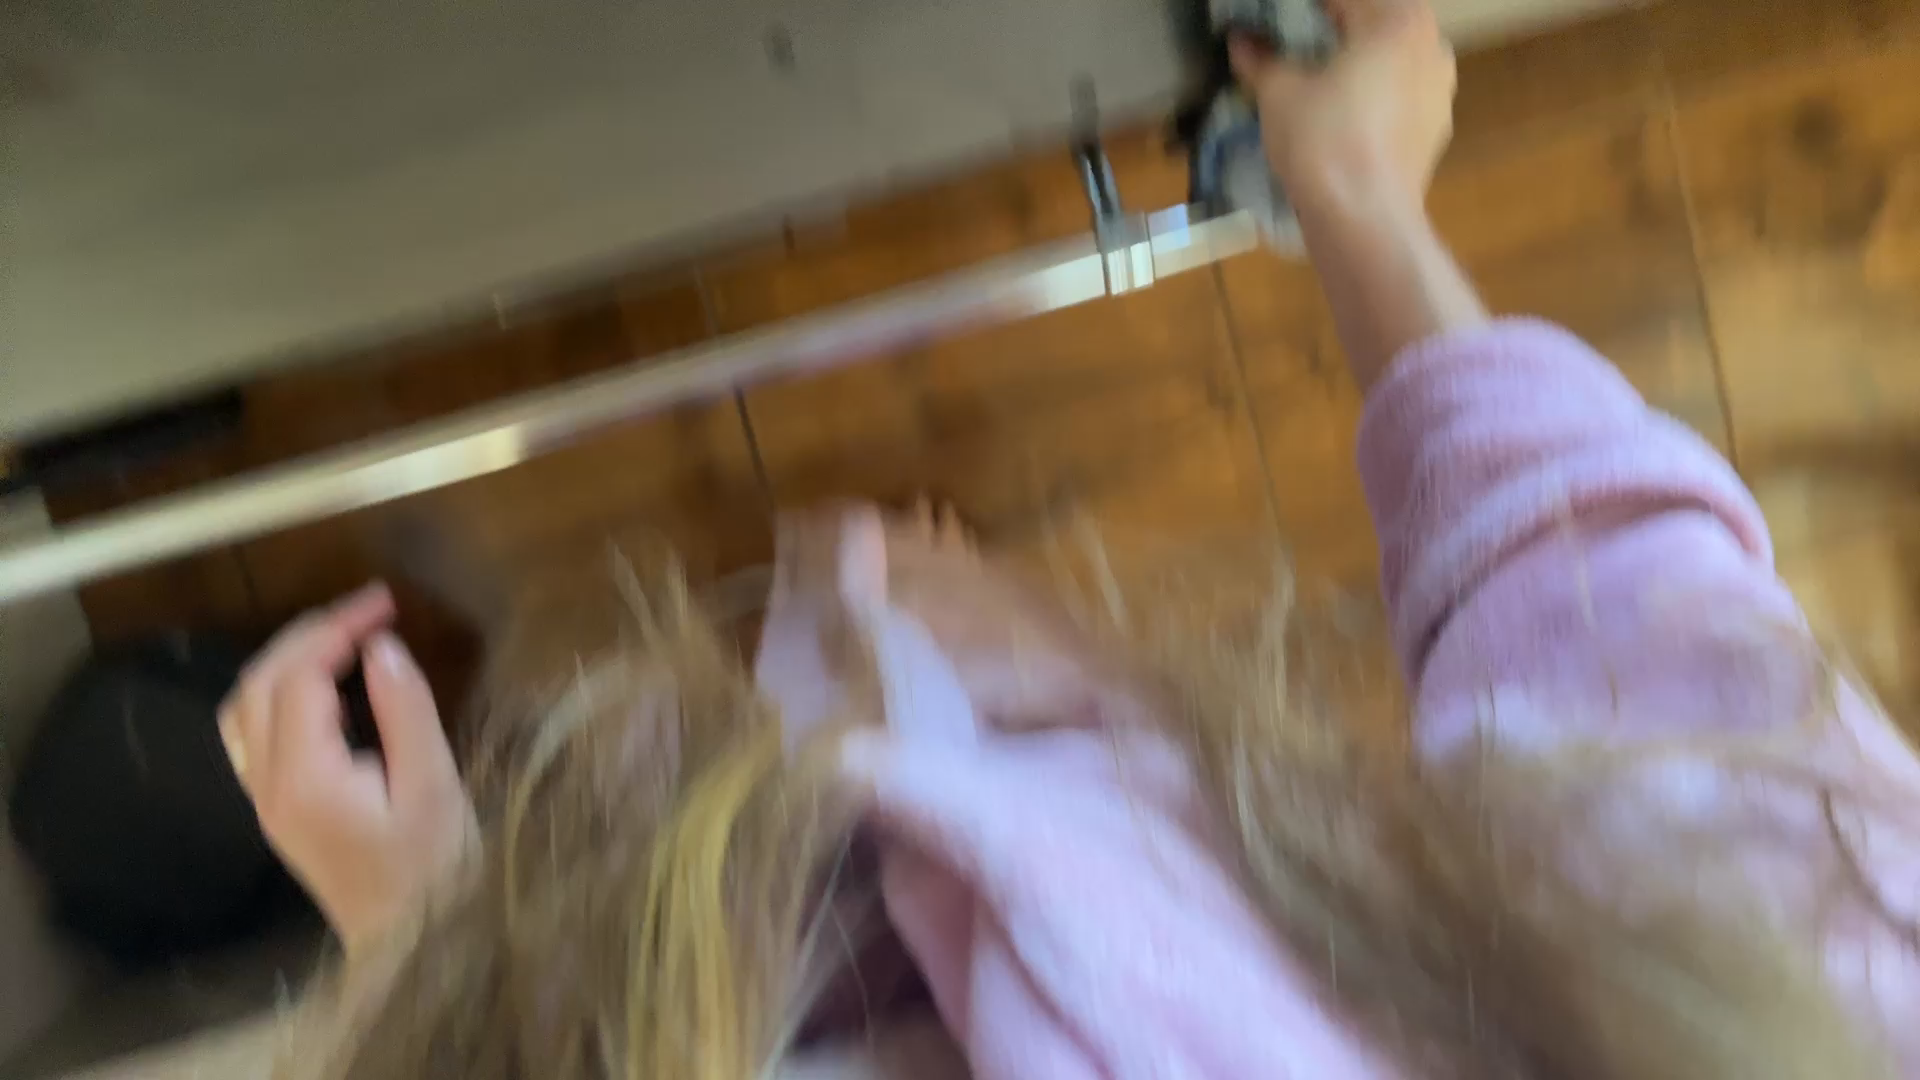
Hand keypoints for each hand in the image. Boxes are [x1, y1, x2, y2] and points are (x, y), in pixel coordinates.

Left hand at [219, 583, 475, 954]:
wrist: (411, 930)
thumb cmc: (433, 859)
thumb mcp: (433, 783)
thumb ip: (406, 713)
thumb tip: (383, 649)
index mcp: (304, 778)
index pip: (298, 681)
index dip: (337, 631)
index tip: (387, 602)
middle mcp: (267, 784)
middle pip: (259, 687)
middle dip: (311, 633)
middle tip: (372, 605)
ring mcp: (266, 797)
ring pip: (246, 708)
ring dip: (288, 658)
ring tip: (344, 630)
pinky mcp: (281, 804)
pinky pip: (258, 730)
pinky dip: (284, 688)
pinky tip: (326, 681)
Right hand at [1230, 0, 1457, 209]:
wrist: (1362, 218)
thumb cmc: (1322, 143)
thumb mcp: (1279, 96)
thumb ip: (1261, 60)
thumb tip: (1241, 39)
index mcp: (1397, 18)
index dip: (1300, 12)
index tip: (1273, 29)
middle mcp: (1432, 41)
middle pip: (1373, 25)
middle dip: (1333, 35)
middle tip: (1294, 56)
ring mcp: (1441, 87)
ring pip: (1390, 64)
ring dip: (1357, 68)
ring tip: (1320, 94)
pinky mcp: (1435, 129)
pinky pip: (1399, 101)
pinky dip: (1372, 103)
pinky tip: (1344, 127)